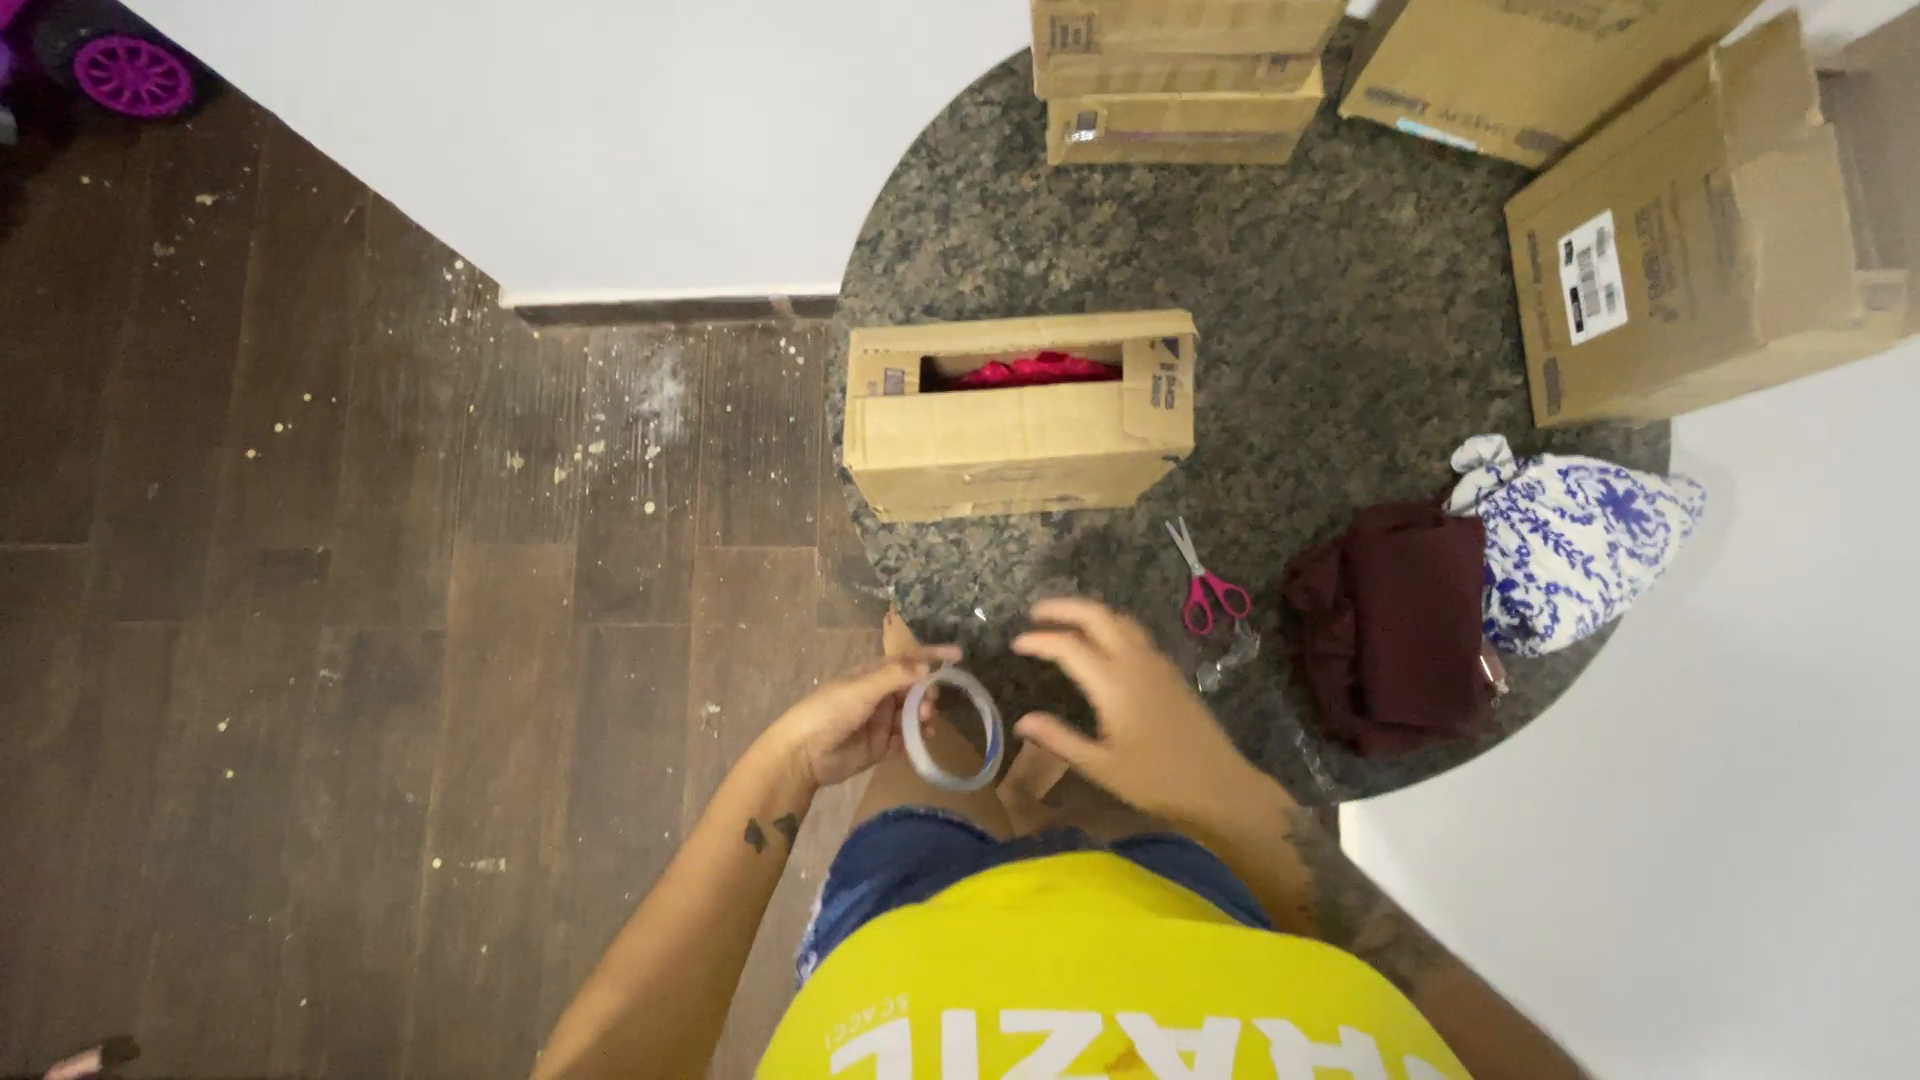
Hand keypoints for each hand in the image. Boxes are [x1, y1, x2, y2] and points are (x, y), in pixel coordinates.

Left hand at [767, 644, 961, 788]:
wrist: (803, 754)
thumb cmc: (829, 711)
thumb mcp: (862, 688)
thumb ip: (895, 676)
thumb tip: (927, 665)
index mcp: (871, 675)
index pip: (908, 660)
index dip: (932, 656)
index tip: (958, 655)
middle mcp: (879, 695)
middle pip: (914, 689)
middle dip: (928, 692)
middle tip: (930, 703)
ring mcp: (881, 721)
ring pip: (913, 714)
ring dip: (924, 715)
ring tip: (925, 721)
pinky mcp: (881, 746)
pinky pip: (906, 740)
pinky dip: (917, 738)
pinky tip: (924, 739)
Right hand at [1012, 597, 1281, 826]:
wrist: (1220, 786)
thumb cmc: (1157, 781)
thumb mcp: (1101, 767)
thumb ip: (1060, 739)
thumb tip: (1022, 721)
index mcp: (1114, 682)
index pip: (1068, 646)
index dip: (1039, 640)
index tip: (1015, 643)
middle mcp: (1136, 661)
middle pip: (1097, 615)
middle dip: (1063, 607)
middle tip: (1035, 614)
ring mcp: (1157, 663)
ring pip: (1119, 619)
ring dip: (1088, 612)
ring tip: (1063, 621)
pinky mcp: (1170, 671)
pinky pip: (1135, 632)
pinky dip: (1110, 624)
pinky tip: (1101, 642)